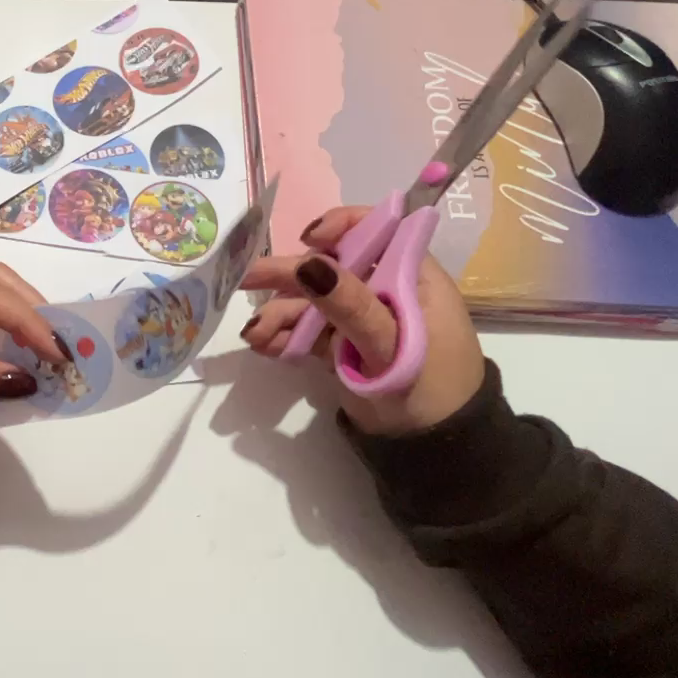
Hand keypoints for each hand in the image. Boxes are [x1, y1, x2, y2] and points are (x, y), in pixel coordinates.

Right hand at [238, 206, 484, 436]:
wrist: (431, 451)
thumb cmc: (427, 389)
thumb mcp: (389, 346)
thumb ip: (349, 305)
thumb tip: (308, 262)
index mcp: (410, 276)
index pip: (376, 230)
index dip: (339, 227)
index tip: (307, 241)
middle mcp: (383, 289)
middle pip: (329, 266)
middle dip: (287, 277)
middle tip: (245, 280)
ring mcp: (359, 317)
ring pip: (311, 301)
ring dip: (279, 313)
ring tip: (255, 336)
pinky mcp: (341, 344)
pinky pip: (306, 330)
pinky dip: (283, 335)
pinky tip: (264, 346)